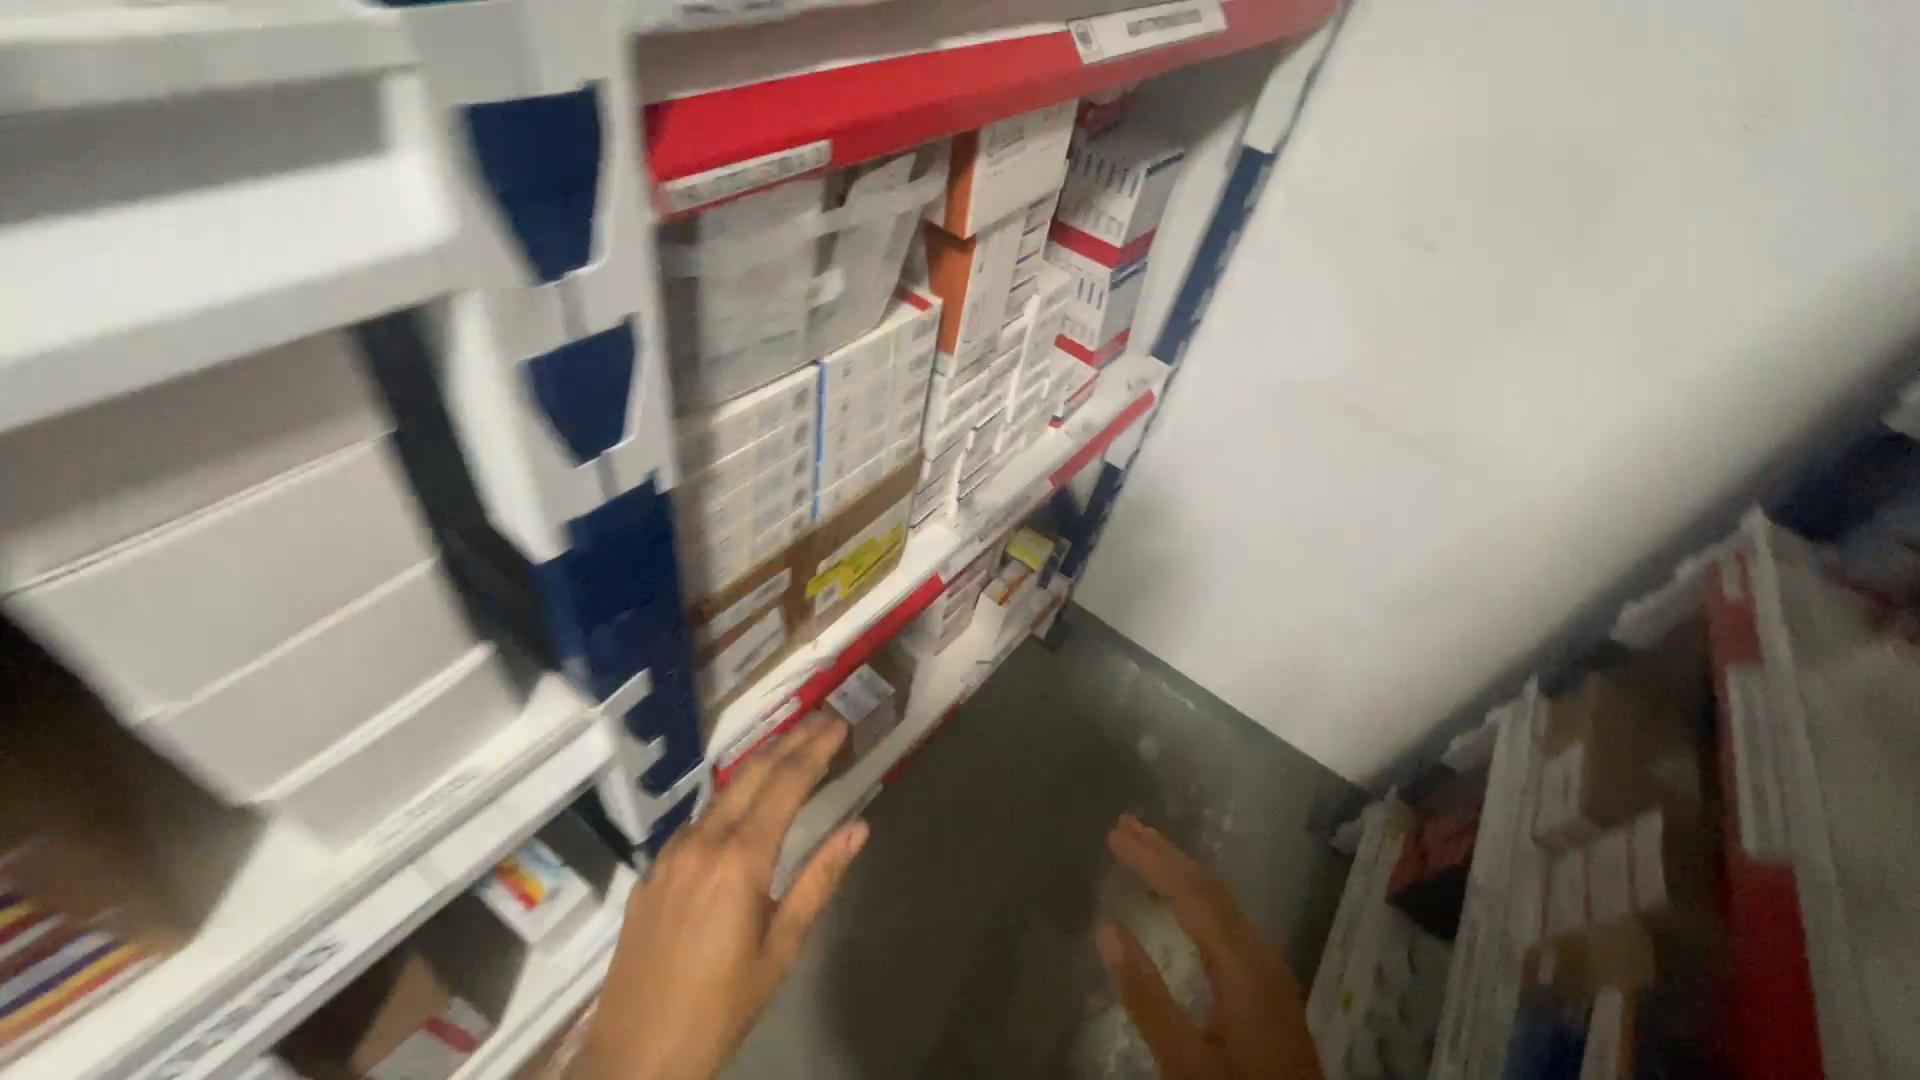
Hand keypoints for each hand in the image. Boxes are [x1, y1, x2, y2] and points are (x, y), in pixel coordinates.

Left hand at [581, 716, 867, 1079]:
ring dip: (758, 769)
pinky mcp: (650, 875)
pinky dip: (728, 805)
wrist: (633, 1058)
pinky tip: (740, 812)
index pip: (785, 786)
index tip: (838, 724)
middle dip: (788, 743)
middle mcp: (700, 844)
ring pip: (721, 797)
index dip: (814, 751)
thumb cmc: (720, 1008)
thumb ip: (818, 880)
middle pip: (751, 776)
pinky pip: (696, 825)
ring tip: (789, 752)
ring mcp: (668, 857)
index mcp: (739, 861)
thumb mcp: (782, 948)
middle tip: (820, 721)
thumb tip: (858, 828)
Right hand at [1096, 815, 1323, 1079]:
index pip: (1193, 894)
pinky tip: (1184, 898)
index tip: (1114, 835)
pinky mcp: (1268, 986)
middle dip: (1166, 852)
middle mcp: (1261, 956)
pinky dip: (1197, 894)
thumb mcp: (1185, 1063)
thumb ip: (1147, 997)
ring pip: (1223, 901)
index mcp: (1244, 967)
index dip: (1152, 860)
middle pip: (1211, 888)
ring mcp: (1270, 970)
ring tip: (1146, 846)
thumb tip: (1106, 930)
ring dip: (1182, 868)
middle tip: (1125, 824)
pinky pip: (1228, 918)